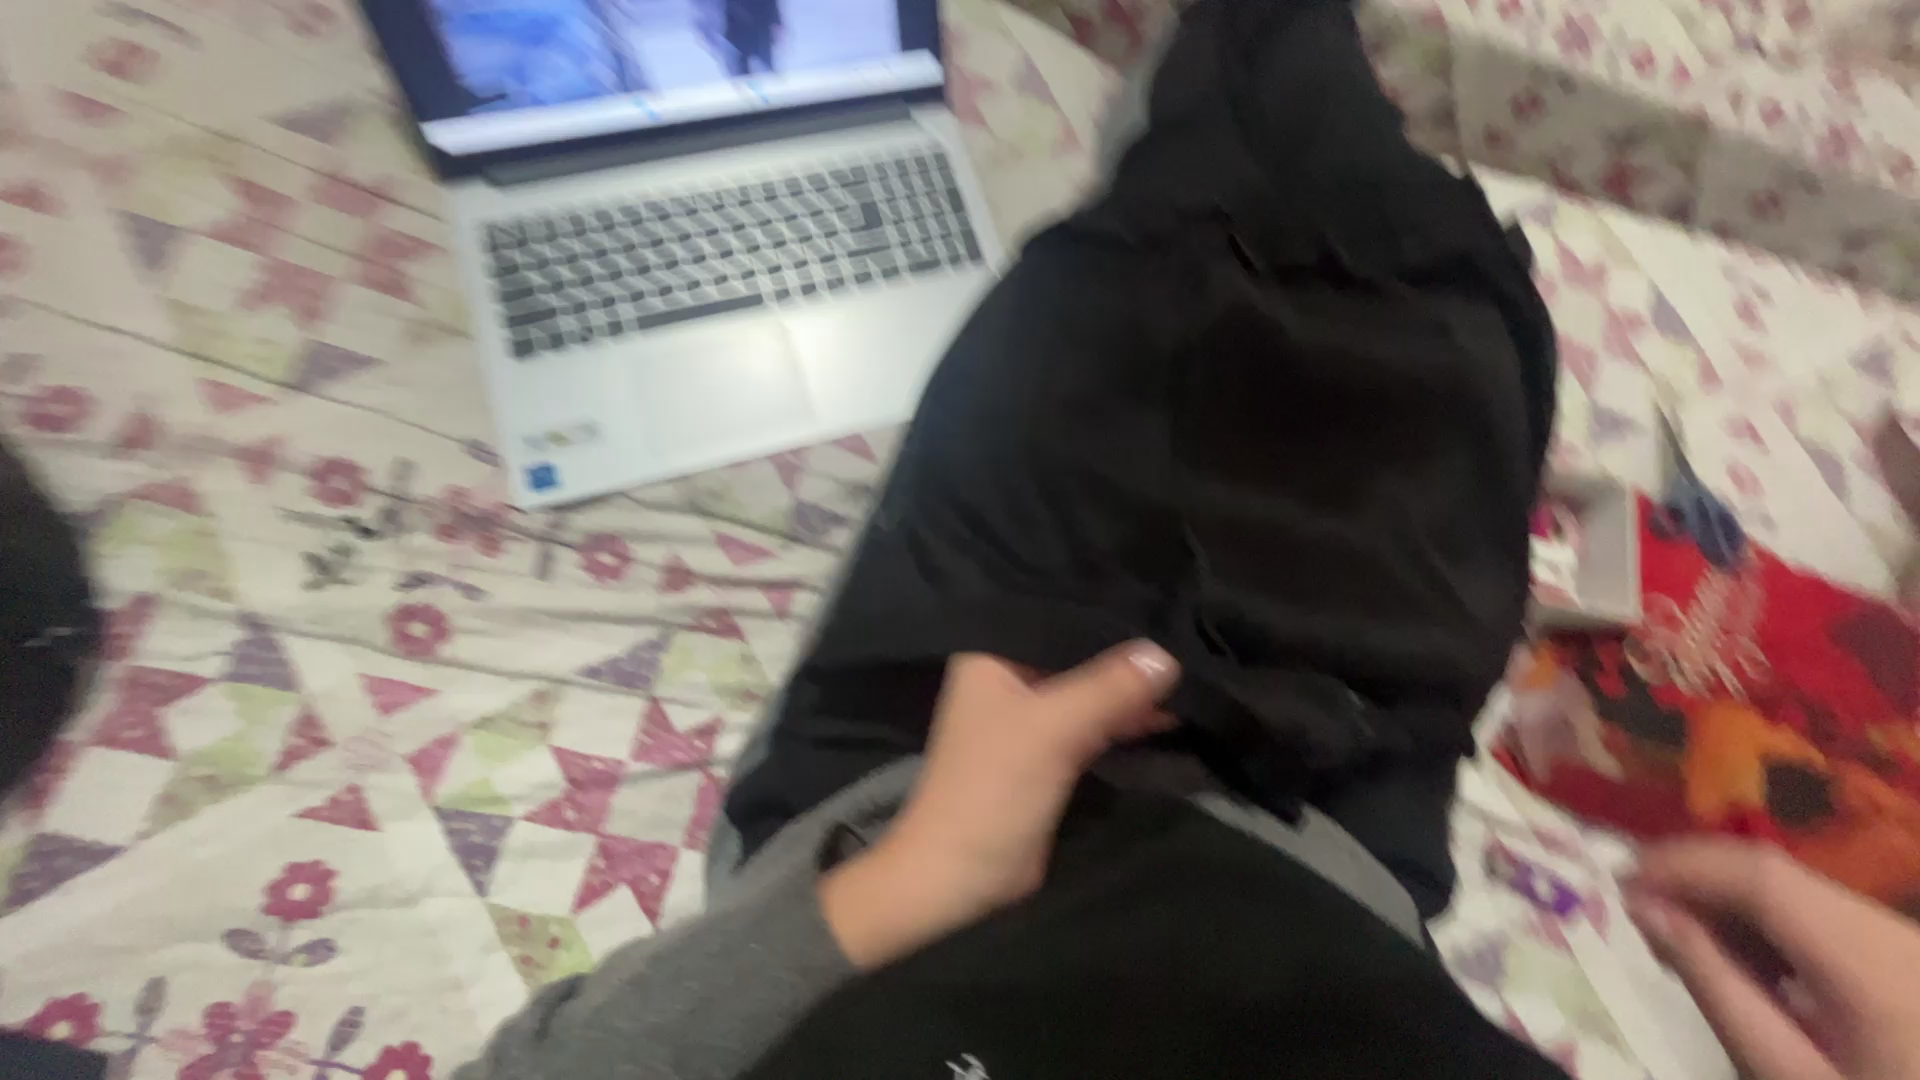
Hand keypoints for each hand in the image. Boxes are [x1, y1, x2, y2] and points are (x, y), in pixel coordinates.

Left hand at [819, 641, 1180, 968]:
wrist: (959, 875)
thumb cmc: (992, 787)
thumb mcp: (1052, 729)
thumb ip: (1109, 688)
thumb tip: (1167, 652)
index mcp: (992, 653)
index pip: (1054, 613)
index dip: (1104, 607)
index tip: (1160, 594)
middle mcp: (1009, 674)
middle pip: (1075, 651)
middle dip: (1124, 648)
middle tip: (1186, 629)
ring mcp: (1029, 713)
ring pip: (1088, 688)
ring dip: (1129, 686)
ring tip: (1190, 667)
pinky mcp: (1048, 750)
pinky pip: (1093, 721)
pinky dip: (1124, 717)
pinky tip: (1169, 710)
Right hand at [1624, 839, 1919, 1079]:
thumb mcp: (1785, 1068)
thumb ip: (1713, 984)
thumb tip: (1643, 908)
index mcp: (1872, 964)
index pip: (1759, 876)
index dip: (1679, 865)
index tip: (1620, 886)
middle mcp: (1896, 933)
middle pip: (1772, 871)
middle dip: (1691, 877)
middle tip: (1637, 907)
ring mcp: (1905, 940)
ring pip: (1790, 885)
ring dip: (1720, 897)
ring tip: (1680, 937)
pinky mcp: (1905, 952)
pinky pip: (1817, 909)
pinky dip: (1760, 917)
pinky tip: (1740, 956)